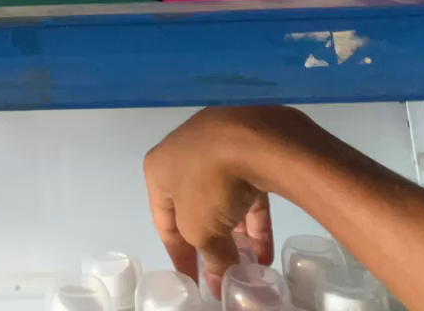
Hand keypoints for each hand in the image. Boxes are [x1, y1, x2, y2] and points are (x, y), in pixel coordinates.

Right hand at [143, 107, 318, 293]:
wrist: (251, 140)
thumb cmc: (208, 182)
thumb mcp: (200, 229)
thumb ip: (210, 258)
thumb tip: (219, 281)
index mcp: (158, 169)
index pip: (164, 221)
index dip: (179, 256)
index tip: (193, 283)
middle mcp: (182, 154)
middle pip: (194, 209)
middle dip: (210, 243)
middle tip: (224, 274)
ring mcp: (214, 148)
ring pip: (221, 199)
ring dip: (234, 234)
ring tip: (248, 266)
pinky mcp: (244, 150)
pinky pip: (245, 191)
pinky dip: (253, 220)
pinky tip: (265, 251)